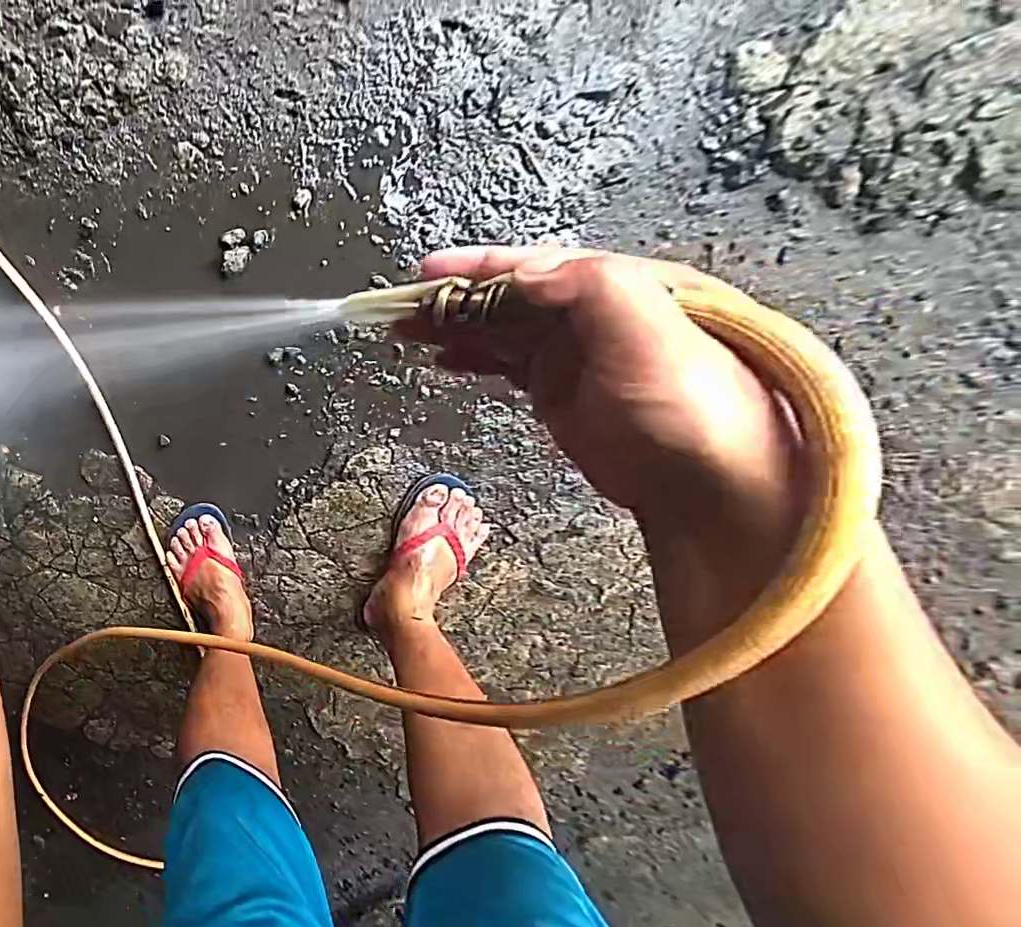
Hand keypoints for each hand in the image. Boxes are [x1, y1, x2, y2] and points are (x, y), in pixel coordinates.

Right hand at [414, 247, 805, 548]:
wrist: (709, 477)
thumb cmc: (694, 407)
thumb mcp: (650, 335)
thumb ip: (593, 289)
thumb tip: (526, 271)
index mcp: (616, 287)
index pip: (532, 267)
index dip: (475, 267)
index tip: (426, 272)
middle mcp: (590, 315)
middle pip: (505, 298)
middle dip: (450, 299)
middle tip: (400, 308)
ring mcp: (572, 353)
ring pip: (498, 329)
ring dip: (452, 327)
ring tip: (408, 330)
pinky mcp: (557, 388)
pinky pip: (503, 362)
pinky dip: (471, 357)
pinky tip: (446, 358)